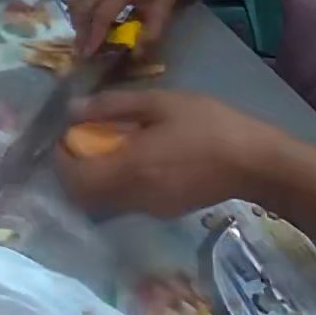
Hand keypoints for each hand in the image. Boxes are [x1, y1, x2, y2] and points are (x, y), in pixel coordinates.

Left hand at [54, 89, 289, 217]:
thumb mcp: (159, 102)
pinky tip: (132, 156)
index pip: (76, 179)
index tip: (62, 136)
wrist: (254, 162)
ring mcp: (150, 209)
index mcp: (130, 168)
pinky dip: (114, 183)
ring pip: (103, 203)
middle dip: (72, 171)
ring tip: (104, 144)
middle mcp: (134, 197)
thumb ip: (112, 105)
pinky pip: (125, 202)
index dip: (60, 160)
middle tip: (78, 141)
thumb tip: (73, 109)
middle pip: (85, 197)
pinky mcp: (165, 212)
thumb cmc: (207, 124)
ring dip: (93, 178)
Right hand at [67, 0, 190, 56]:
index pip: (102, 14)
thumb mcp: (162, 14)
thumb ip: (150, 36)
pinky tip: (88, 24)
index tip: (89, 53)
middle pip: (83, 6)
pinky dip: (80, 11)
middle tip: (81, 50)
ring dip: (77, 20)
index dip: (94, 35)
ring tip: (83, 37)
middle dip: (80, 30)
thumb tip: (134, 57)